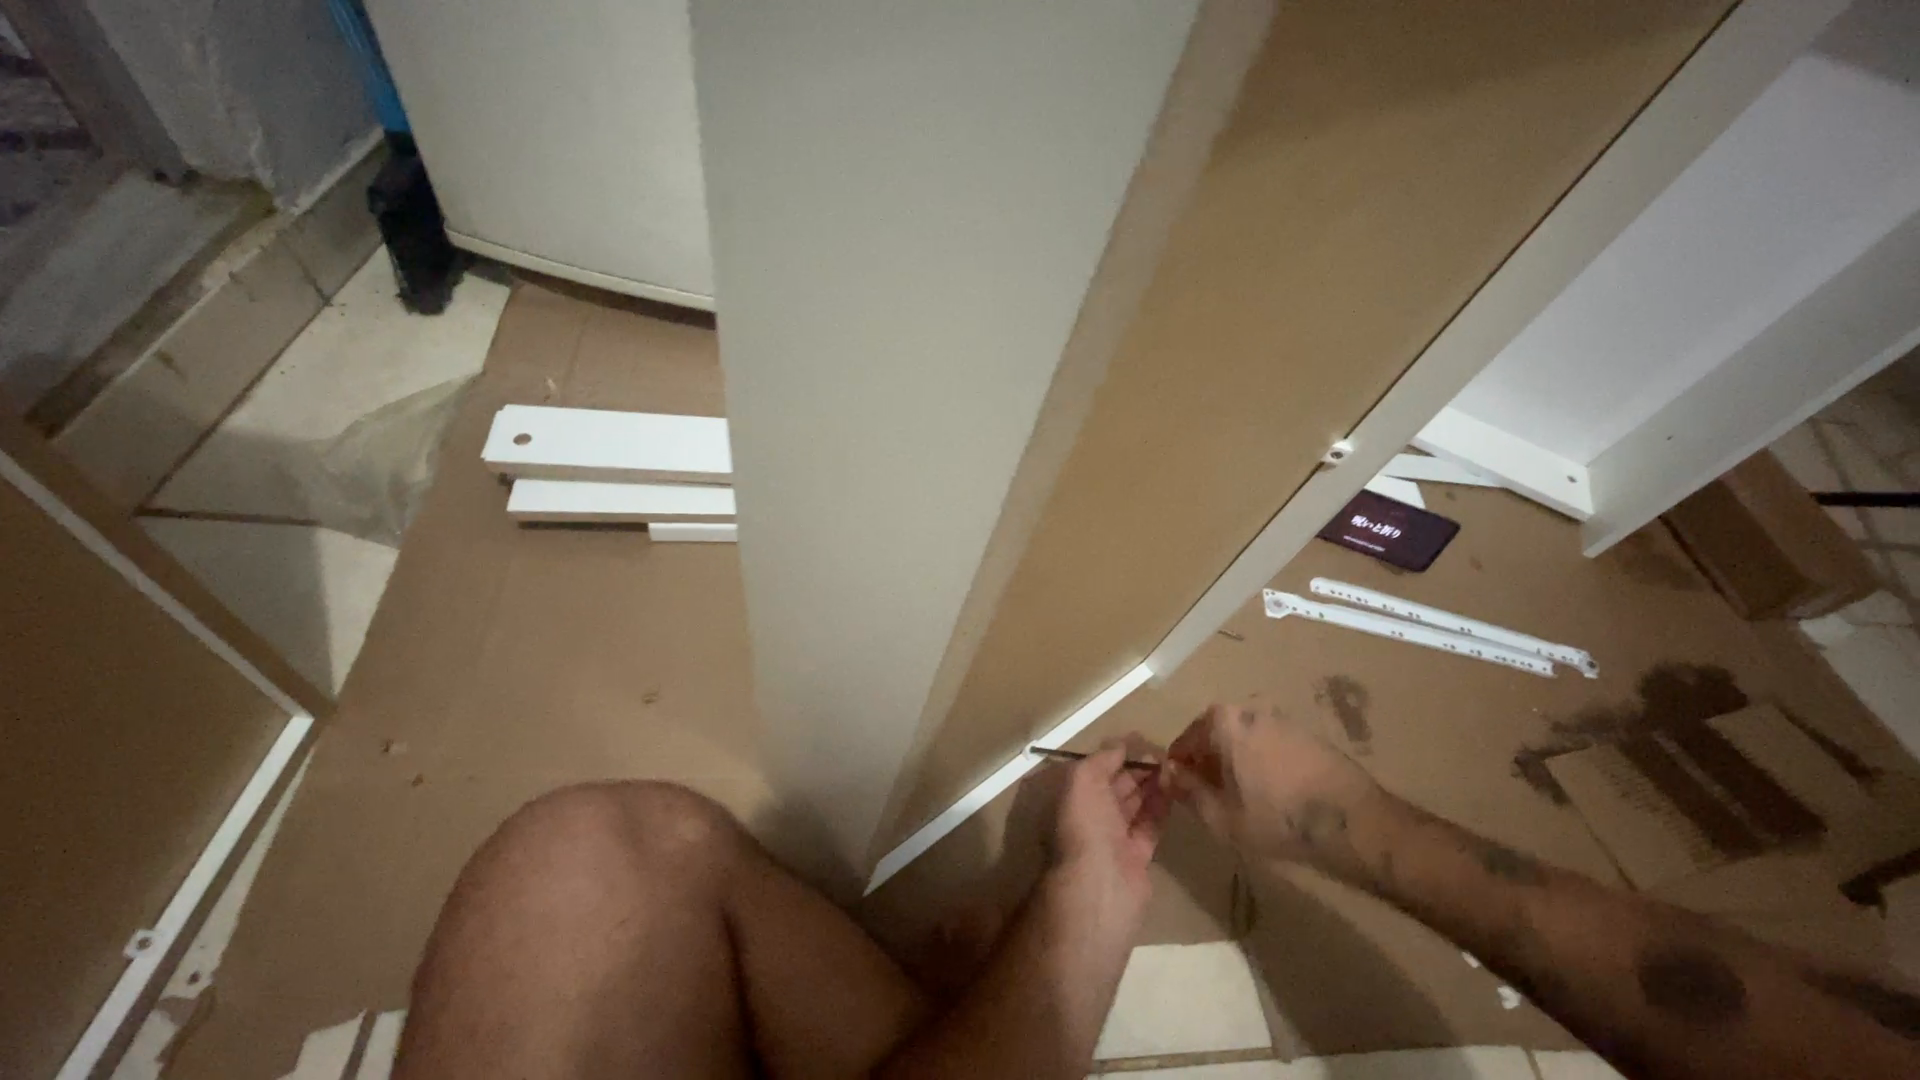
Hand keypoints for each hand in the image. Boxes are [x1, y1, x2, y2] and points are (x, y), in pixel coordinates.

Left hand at [1047, 736, 1170, 934]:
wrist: (1100, 885)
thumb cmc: (1085, 826)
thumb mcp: (1083, 780)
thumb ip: (1101, 760)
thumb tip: (1119, 746)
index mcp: (1069, 798)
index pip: (1093, 769)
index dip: (1114, 753)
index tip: (1140, 740)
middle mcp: (1088, 816)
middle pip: (1114, 785)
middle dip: (1135, 767)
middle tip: (1162, 752)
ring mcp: (1112, 837)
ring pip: (1133, 803)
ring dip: (1150, 784)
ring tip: (1173, 765)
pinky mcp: (1136, 855)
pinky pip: (1149, 824)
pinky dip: (1160, 806)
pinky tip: (1174, 787)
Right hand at [1163, 703, 1384, 878]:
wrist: (1353, 822)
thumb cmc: (1278, 818)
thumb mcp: (1221, 816)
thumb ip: (1187, 791)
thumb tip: (1166, 774)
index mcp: (1223, 719)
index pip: (1183, 742)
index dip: (1178, 771)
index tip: (1181, 795)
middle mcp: (1250, 707)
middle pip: (1213, 736)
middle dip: (1206, 764)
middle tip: (1210, 799)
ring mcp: (1282, 716)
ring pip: (1242, 739)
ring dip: (1234, 763)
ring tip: (1241, 800)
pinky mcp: (1307, 732)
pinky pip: (1268, 743)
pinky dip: (1260, 762)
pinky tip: (1270, 793)